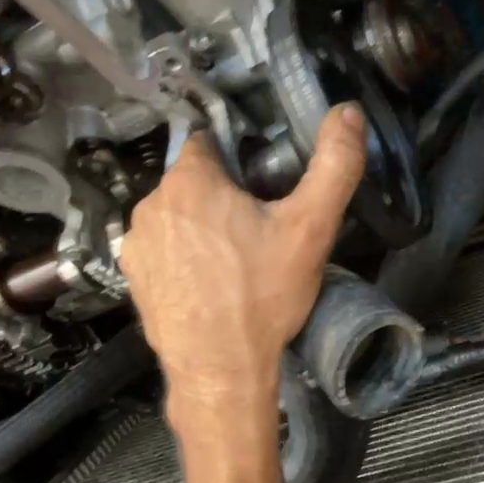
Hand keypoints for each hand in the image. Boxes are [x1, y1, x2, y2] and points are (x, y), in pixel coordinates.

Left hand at [123, 105, 365, 416]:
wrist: (221, 369)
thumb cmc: (263, 296)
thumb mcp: (310, 230)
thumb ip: (334, 167)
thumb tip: (349, 113)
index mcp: (190, 180)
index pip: (210, 143)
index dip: (240, 161)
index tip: (264, 187)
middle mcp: (151, 203)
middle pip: (194, 183)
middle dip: (222, 198)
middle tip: (259, 233)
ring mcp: (137, 244)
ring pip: (177, 218)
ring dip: (200, 229)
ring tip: (235, 265)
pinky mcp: (134, 279)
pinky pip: (162, 252)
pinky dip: (183, 260)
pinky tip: (210, 287)